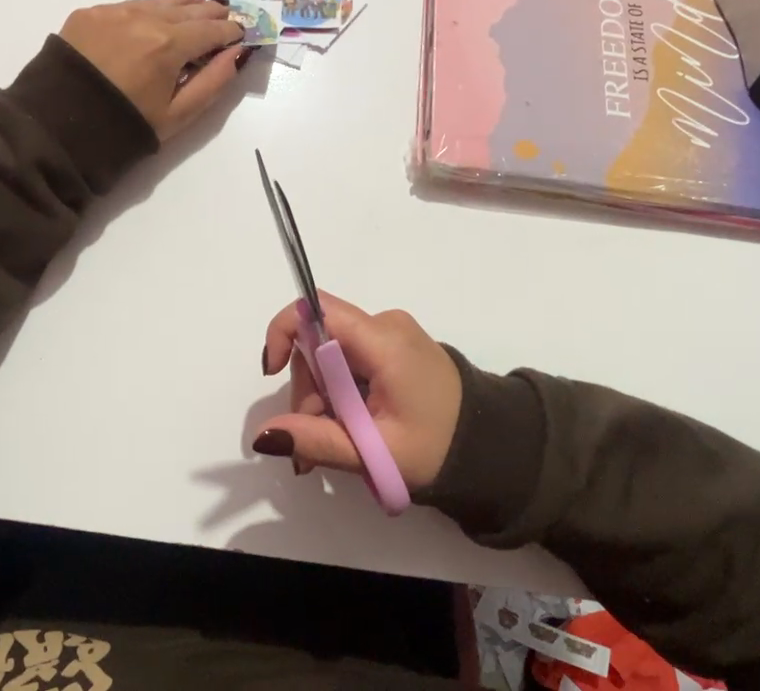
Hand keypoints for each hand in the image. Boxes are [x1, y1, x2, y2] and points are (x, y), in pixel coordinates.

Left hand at [58, 0, 249, 141]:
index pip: (212, 29)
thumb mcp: (178, 115)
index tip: (240, 34)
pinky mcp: (90, 13)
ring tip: (195, 11)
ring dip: (182, 7)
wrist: (59, 128)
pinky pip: (130, 5)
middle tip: (223, 17)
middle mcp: (144, 18)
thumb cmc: (125, 127)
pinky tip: (151, 22)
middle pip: (189, 8)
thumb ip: (214, 81)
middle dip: (211, 14)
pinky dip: (147, 12)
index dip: (231, 31)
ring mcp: (114, 11)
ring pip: (160, 1)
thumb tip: (238, 52)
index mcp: (169, 44)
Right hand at [253, 293, 462, 488]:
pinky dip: (340, 394)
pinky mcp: (395, 349)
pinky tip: (345, 432)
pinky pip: (349, 361)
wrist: (495, 449)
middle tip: (311, 444)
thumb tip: (263, 434)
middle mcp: (385, 326)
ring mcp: (391, 335)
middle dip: (307, 391)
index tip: (273, 372)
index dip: (284, 331)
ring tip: (329, 449)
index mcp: (383, 341)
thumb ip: (317, 440)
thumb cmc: (439, 449)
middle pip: (319, 342)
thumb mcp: (374, 451)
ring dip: (321, 399)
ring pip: (330, 356)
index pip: (316, 309)